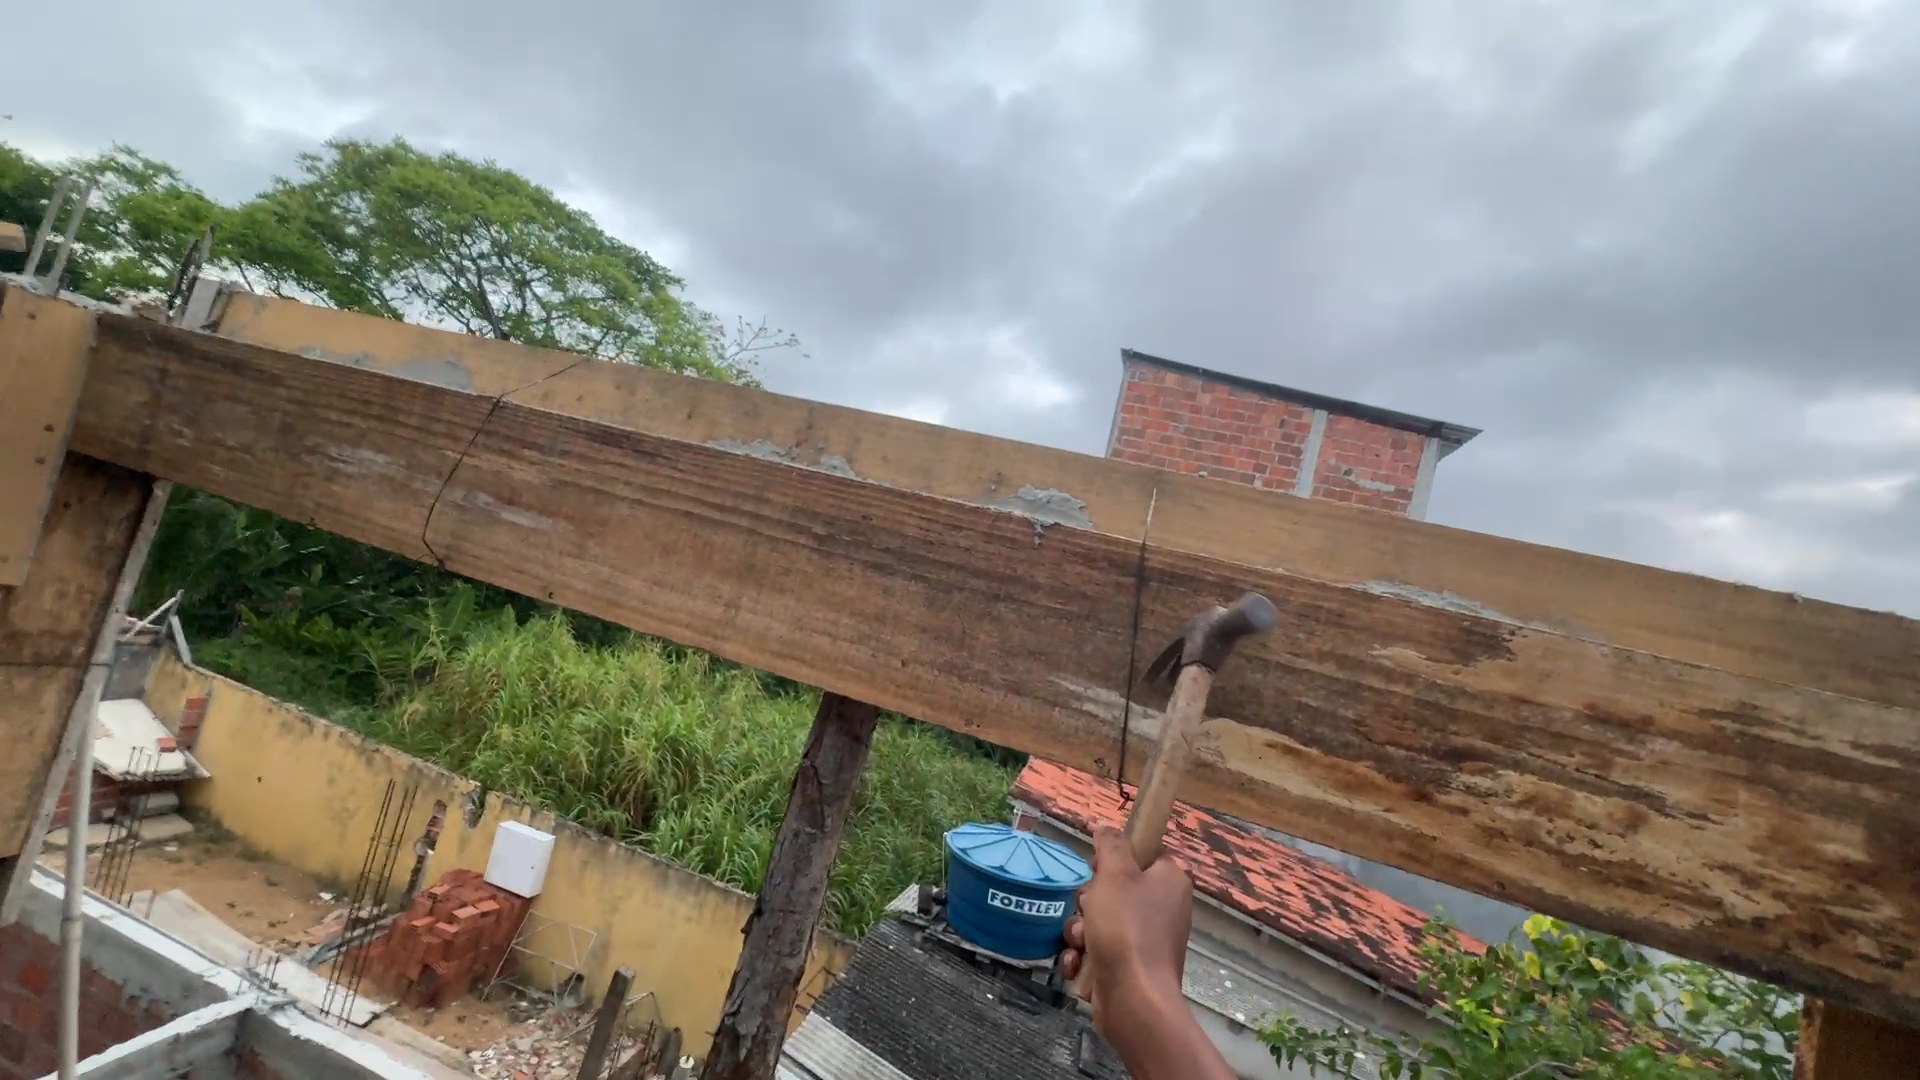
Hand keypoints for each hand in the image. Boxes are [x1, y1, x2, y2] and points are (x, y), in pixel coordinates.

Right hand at [1059, 826, 1193, 1034]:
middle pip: (1116, 887)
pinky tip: (1078, 962)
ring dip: (1082, 928)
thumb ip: (1111, 845)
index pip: (1142, 854)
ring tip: (1082, 941)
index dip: (1116, 858)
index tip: (1098, 868)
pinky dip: (1085, 954)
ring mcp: (1147, 940)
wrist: (1134, 1000)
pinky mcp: (1131, 967)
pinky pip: (1100, 948)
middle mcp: (1163, 908)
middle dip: (1090, 899)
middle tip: (1088, 907)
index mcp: (1170, 881)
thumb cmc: (1127, 927)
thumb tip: (1107, 827)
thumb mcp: (1115, 873)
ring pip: (1101, 918)